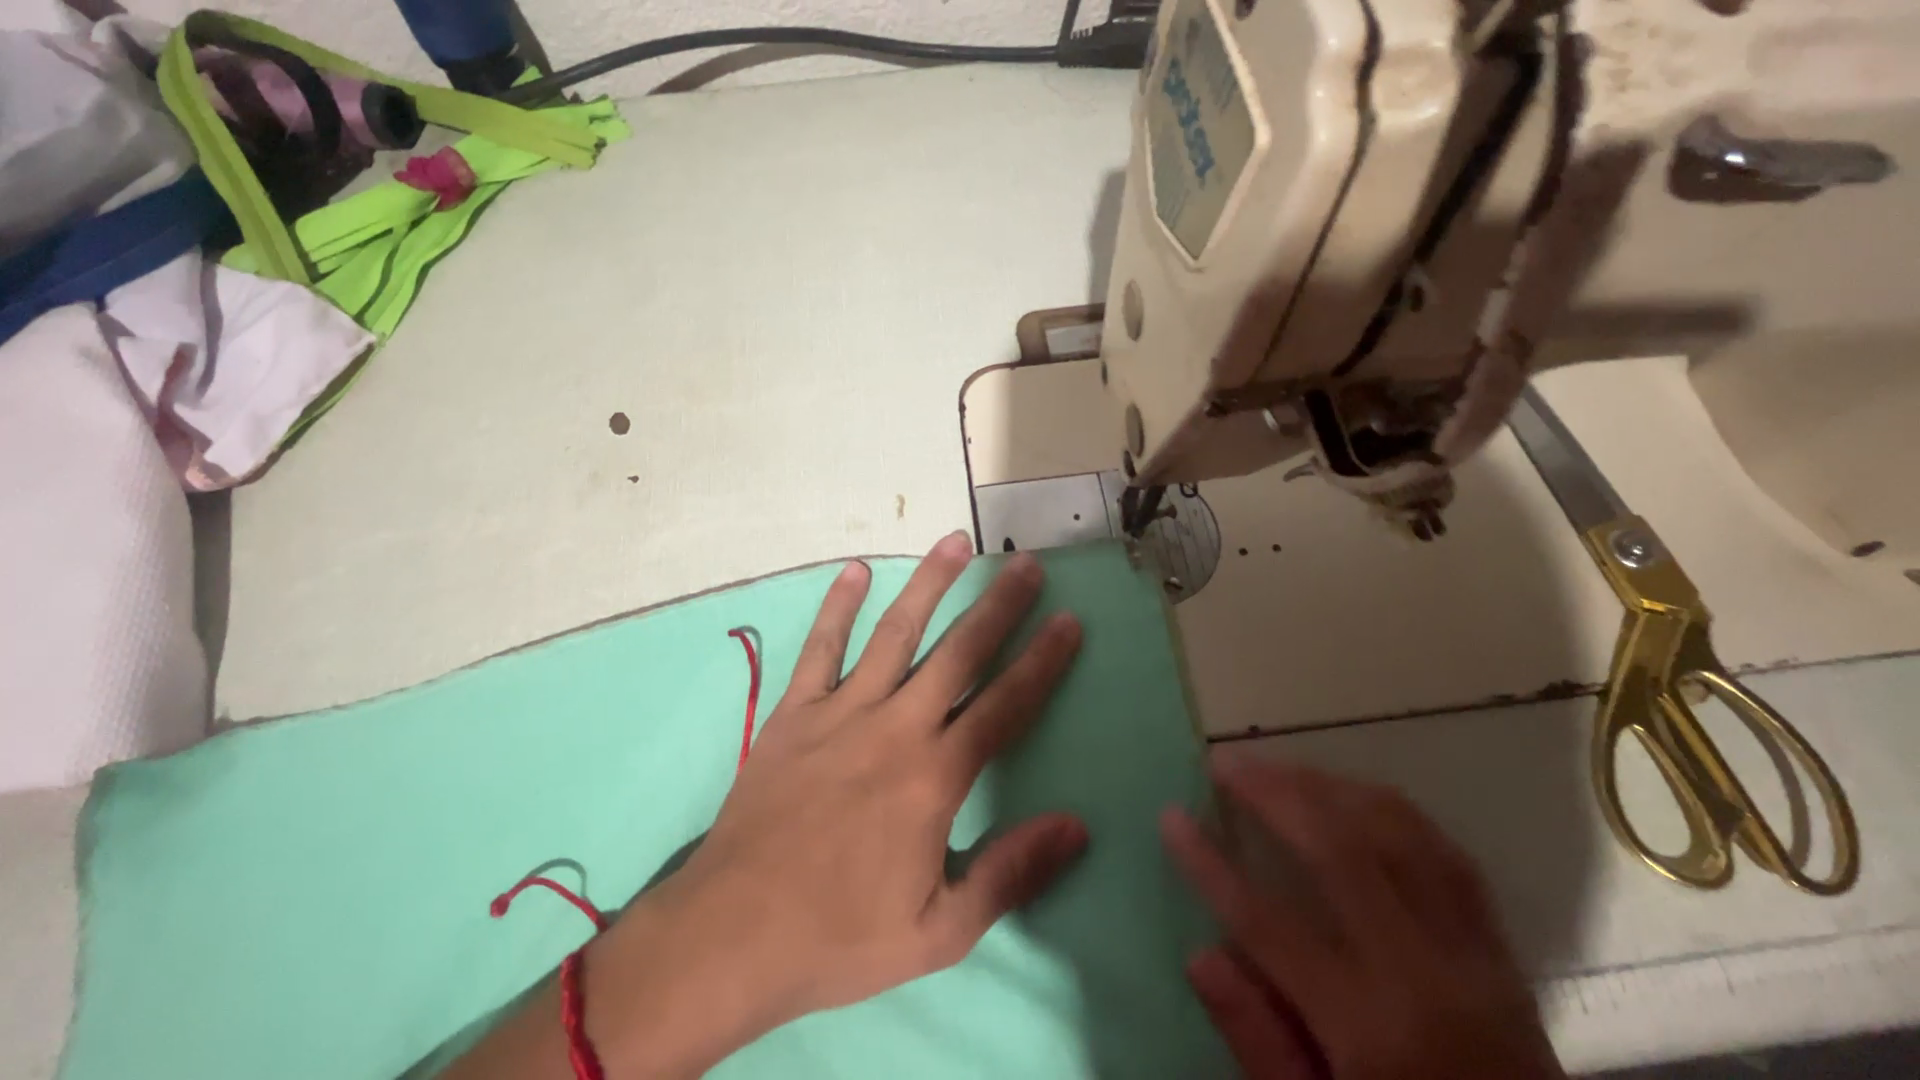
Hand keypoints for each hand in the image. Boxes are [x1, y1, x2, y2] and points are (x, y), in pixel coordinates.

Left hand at [643, 531, 1087, 1020]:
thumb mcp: (941, 931)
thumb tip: (1078, 825)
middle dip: (997, 606)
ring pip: (894, 634)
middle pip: (958, 654)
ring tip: (955, 542)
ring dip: (928, 585)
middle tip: (1026, 564)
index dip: (1042, 662)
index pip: (1005, 706)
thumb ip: (1012, 873)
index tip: (1069, 621)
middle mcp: (893, 729)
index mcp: (935, 778)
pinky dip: (836, 608)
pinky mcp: (791, 716)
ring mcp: (838, 715)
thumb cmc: (840, 938)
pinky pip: (818, 650)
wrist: (731, 935)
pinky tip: (854, 571)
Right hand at [1162, 759, 1563, 1079]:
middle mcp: (1423, 974)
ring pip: (1399, 836)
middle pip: (1341, 852)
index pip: (1269, 924)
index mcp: (1368, 1027)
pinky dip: (1395, 812)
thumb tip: (1201, 953)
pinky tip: (1356, 795)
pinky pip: (1447, 855)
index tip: (1171, 817)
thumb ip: (1259, 1042)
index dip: (1211, 864)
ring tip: (1280, 766)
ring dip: (1332, 788)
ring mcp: (1470, 953)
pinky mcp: (1499, 948)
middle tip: (1225, 761)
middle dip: (1275, 795)